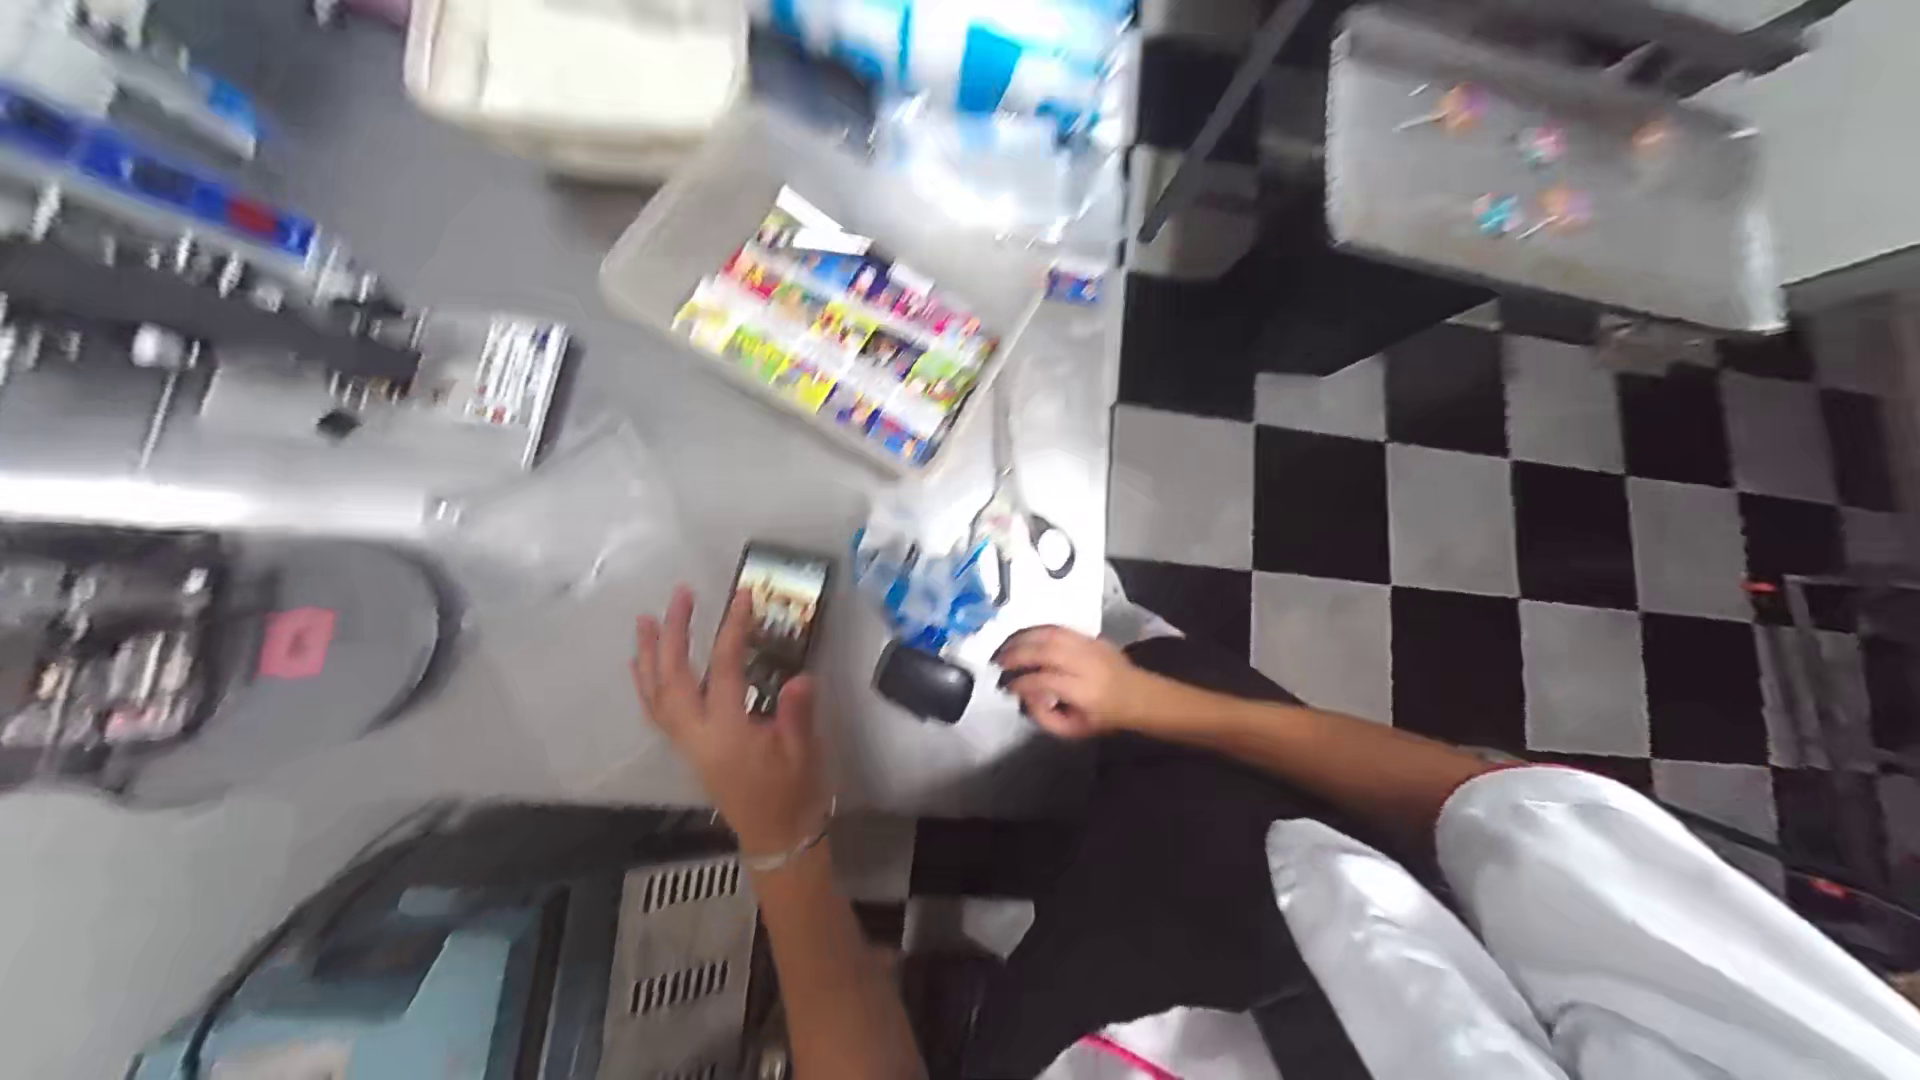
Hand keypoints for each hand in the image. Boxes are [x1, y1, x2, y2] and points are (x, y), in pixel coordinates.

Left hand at [633, 585, 830, 854]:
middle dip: (674, 633)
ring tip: (645, 620)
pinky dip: (647, 684)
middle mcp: (697, 734)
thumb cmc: (793, 793)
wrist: (777, 837)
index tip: (742, 596)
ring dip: (649, 654)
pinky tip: (644, 667)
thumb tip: (801, 676)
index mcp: (727, 732)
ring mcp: (688, 743)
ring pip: (656, 694)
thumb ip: (797, 713)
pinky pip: (657, 711)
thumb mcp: (803, 752)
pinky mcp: (689, 749)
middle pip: (673, 677)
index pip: (725, 669)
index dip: (733, 629)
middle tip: (681, 596)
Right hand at [990, 626, 1169, 737]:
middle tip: (999, 663)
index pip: (1046, 680)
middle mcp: (1087, 664)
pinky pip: (1058, 628)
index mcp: (1086, 692)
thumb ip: (1045, 718)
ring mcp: (1090, 646)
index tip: (1008, 687)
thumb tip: (1025, 697)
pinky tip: (1023, 638)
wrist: (1140, 695)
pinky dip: (1036, 631)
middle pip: (1046, 651)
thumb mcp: (1075, 729)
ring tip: (1006, 648)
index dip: (1022, 683)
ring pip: (1051, 634)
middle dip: (1018, 655)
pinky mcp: (1090, 636)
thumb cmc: (1105, 717)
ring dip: (1023, 638)